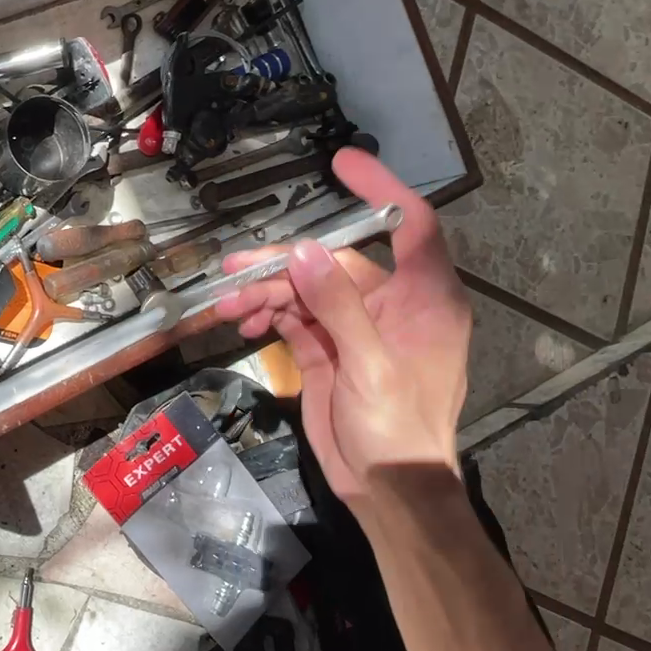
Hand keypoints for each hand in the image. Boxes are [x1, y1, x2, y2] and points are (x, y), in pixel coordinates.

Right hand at [216, 148, 470, 508]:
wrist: (384, 488)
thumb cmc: (397, 428)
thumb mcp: (370, 366)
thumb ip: (339, 306)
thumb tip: (306, 252)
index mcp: (424, 298)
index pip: (411, 226)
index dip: (381, 190)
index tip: (342, 163)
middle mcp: (390, 303)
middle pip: (333, 262)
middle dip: (283, 264)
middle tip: (234, 269)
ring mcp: (354, 326)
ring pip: (305, 289)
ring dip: (265, 293)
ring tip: (226, 306)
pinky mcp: (326, 347)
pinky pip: (292, 316)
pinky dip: (266, 316)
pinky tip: (241, 323)